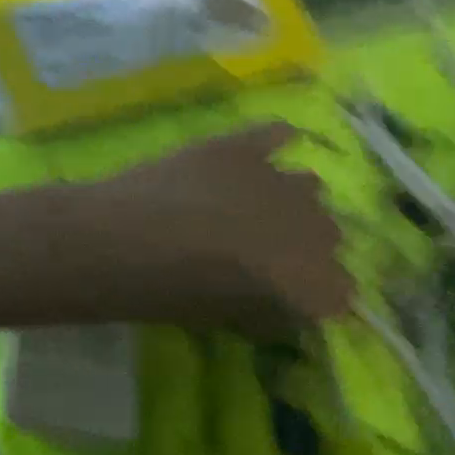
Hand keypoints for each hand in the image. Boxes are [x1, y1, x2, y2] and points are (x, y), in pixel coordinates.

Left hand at [97, 123, 354, 337]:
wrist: (115, 238)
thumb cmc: (163, 290)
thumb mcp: (224, 319)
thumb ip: (268, 309)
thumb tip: (280, 302)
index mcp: (320, 287)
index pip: (338, 289)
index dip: (304, 287)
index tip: (277, 286)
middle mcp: (319, 233)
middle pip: (326, 234)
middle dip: (295, 239)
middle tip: (253, 242)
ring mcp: (279, 184)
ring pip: (306, 186)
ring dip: (282, 195)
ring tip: (246, 200)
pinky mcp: (237, 149)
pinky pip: (274, 134)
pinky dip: (272, 138)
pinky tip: (270, 141)